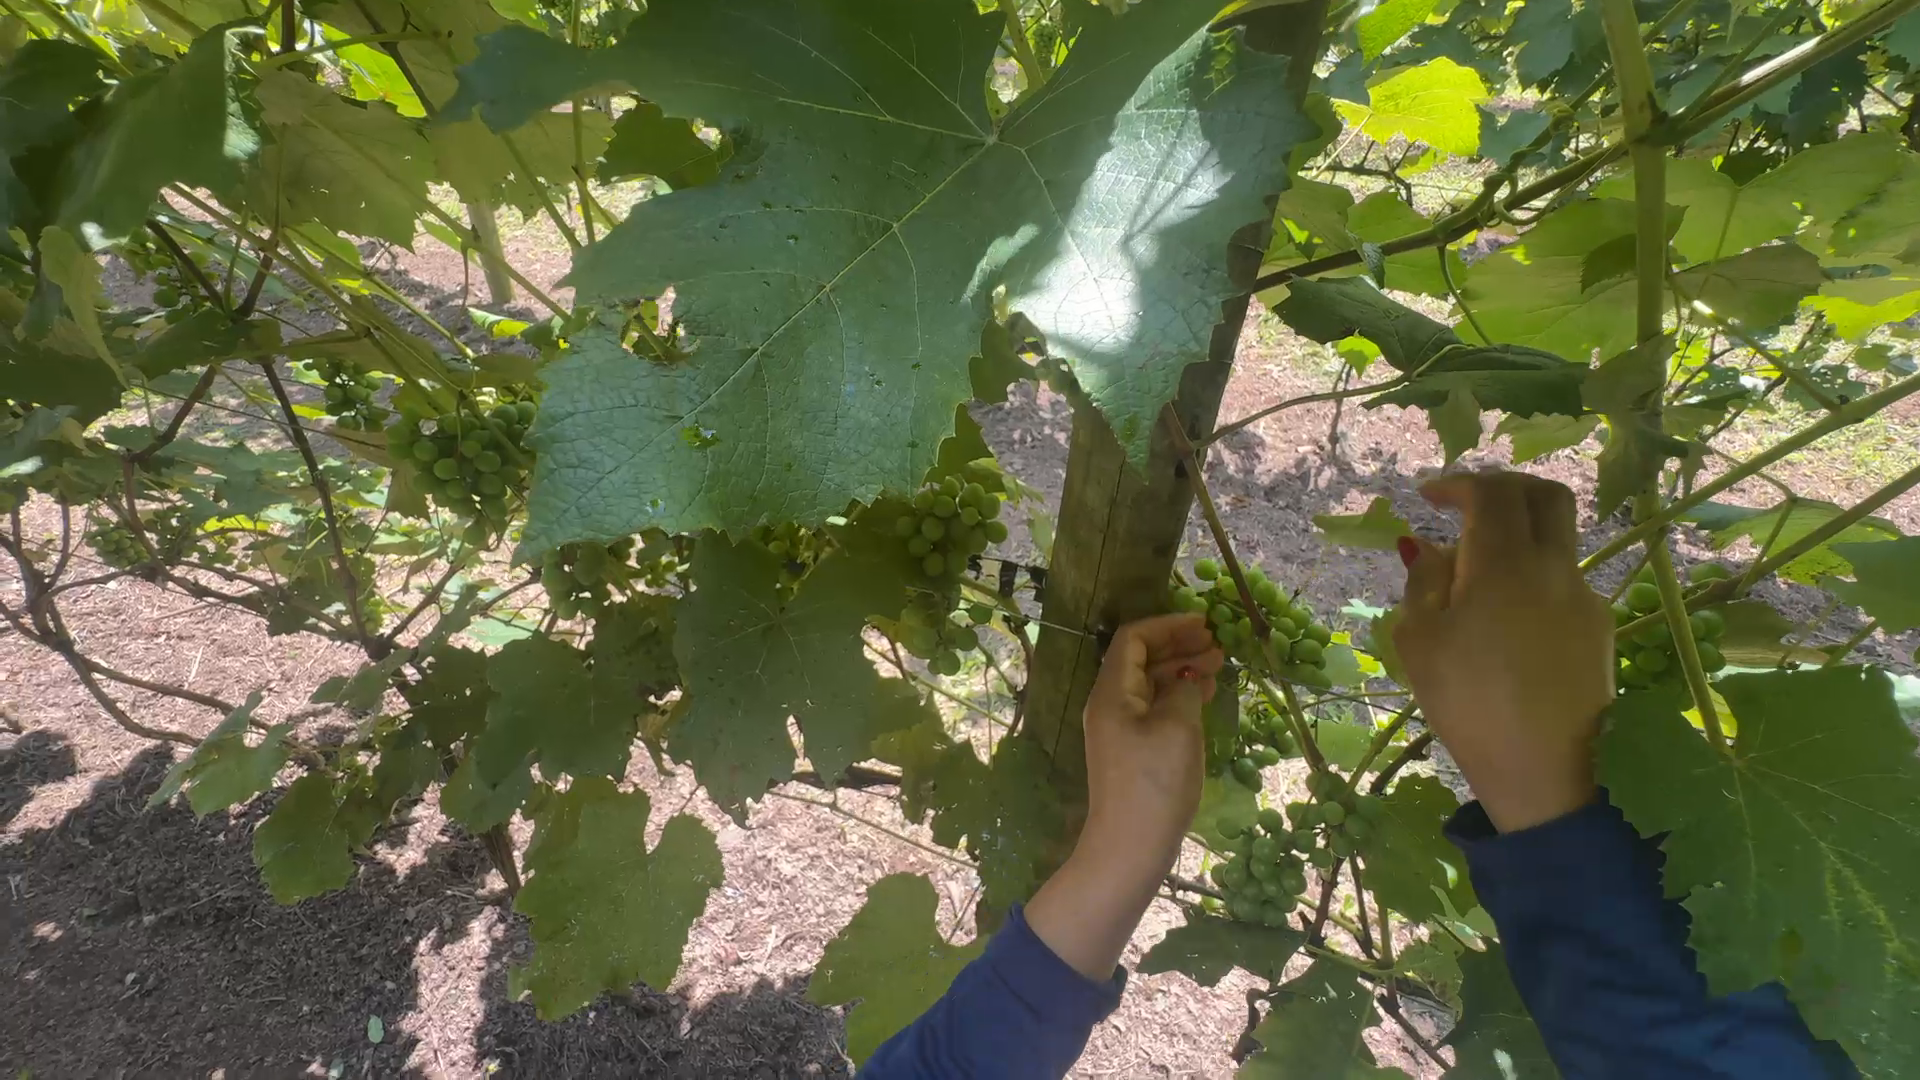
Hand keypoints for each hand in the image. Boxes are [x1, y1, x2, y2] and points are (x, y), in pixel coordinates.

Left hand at [1079, 612, 1224, 872]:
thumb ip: (1184, 691)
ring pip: (1148, 683)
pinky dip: (1177, 696)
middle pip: (1139, 658)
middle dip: (1177, 646)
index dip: (1168, 625)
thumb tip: (1188, 676)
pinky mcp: (1129, 749)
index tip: (1204, 624)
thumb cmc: (1154, 783)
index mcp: (1111, 691)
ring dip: (1180, 670)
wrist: (1130, 847)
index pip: (1133, 639)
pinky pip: (1152, 707)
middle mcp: (1108, 703)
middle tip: (1216, 644)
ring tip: (1218, 667)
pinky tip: (1205, 696)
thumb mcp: (1177, 728)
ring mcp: (1117, 727)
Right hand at [1392, 472, 1614, 832]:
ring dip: (1513, 530)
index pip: (1493, 493)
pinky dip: (1525, 569)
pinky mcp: (1596, 627)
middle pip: (1545, 496)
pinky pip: (1558, 576)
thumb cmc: (1465, 699)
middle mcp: (1555, 569)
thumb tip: (1426, 547)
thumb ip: (1424, 580)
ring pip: (1555, 536)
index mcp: (1505, 566)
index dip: (1458, 483)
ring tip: (1467, 570)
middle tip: (1462, 504)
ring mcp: (1583, 597)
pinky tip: (1495, 611)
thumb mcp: (1418, 637)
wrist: (1547, 769)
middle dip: (1501, 487)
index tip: (1427, 496)